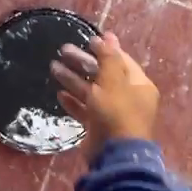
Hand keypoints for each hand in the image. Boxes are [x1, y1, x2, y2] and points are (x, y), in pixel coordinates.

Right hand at [50, 32, 158, 160]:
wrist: (115, 154)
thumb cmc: (117, 112)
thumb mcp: (112, 81)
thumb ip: (109, 58)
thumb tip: (108, 36)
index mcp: (138, 85)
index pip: (120, 60)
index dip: (103, 49)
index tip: (86, 39)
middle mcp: (128, 97)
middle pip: (103, 74)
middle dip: (83, 62)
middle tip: (62, 50)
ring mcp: (113, 112)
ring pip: (91, 90)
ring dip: (73, 79)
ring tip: (53, 67)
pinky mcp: (99, 125)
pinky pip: (85, 109)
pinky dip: (73, 101)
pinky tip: (59, 94)